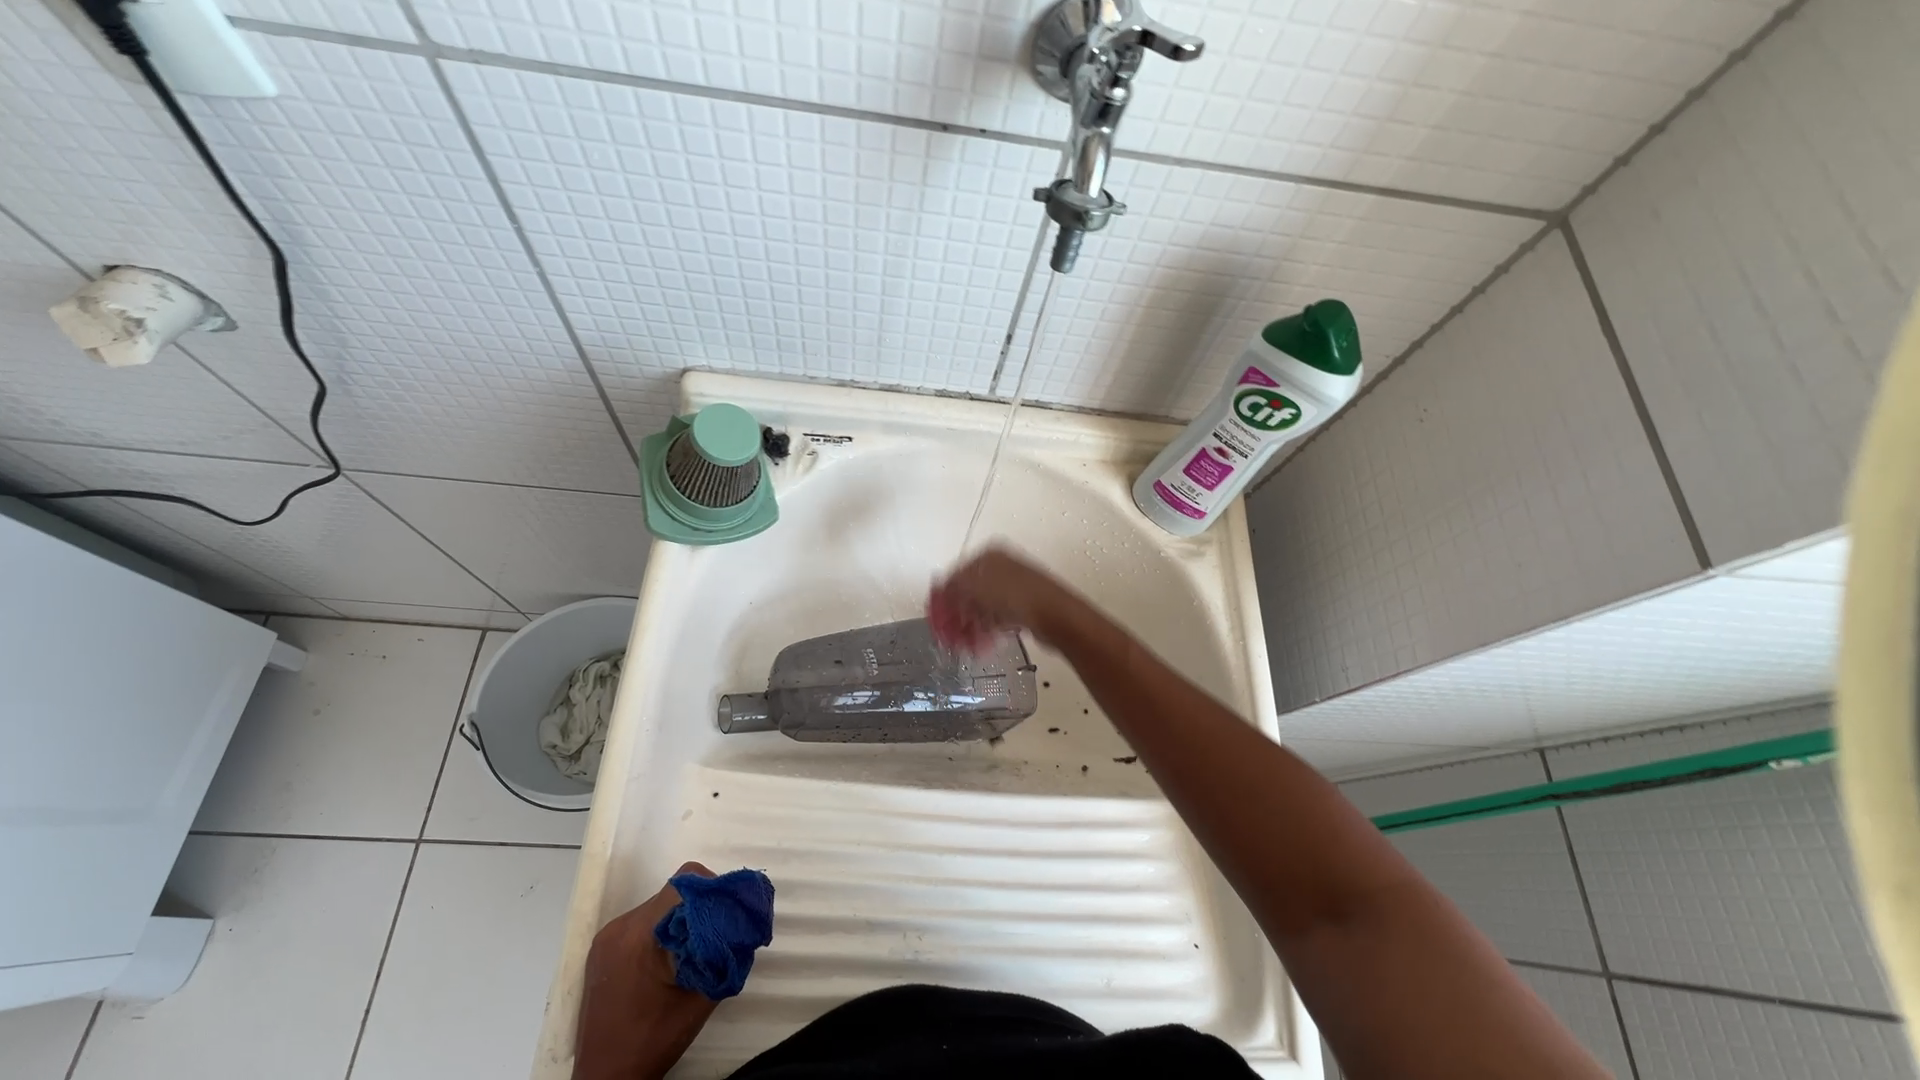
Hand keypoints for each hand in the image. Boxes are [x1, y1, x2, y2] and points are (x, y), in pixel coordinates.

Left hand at [574, 862, 719, 1079]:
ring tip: (693, 954)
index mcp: (640, 934)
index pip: (685, 882)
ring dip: (680, 922)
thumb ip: (723, 954)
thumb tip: (743, 926)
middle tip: (717, 937)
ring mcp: (606, 938)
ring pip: (656, 908)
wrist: (606, 1079)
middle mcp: (619, 926)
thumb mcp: (701, 997)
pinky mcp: (601, 950)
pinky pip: (640, 925)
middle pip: (671, 894)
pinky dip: (661, 934)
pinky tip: (669, 964)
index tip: (728, 915)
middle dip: (699, 910)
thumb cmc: (654, 1040)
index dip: (713, 891)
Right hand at [928, 546, 1077, 651]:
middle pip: (967, 596)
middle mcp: (1000, 569)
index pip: (954, 576)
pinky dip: (985, 633)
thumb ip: (950, 588)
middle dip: (955, 619)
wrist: (1056, 615)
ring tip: (962, 648)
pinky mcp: (1022, 609)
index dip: (941, 600)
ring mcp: (1012, 589)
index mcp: (988, 557)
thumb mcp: (974, 588)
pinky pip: (995, 621)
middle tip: (945, 639)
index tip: (934, 621)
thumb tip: (936, 589)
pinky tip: (979, 648)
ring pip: (981, 611)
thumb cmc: (1015, 596)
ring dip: (968, 630)